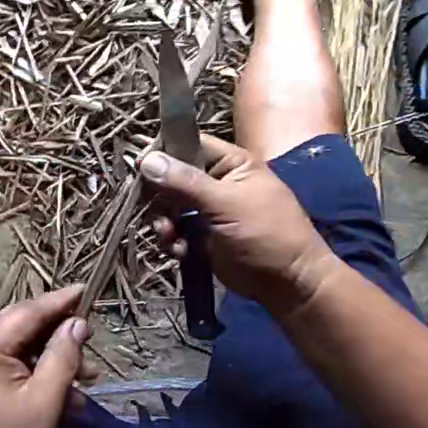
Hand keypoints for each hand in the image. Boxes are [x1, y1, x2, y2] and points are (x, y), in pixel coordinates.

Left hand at [0, 286, 89, 427]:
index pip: (29, 311)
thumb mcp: (45, 401)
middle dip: (60, 331)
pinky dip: (39, 372)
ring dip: (53, 356)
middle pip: (24, 323)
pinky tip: (64, 393)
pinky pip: (13, 363)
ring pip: (22, 345)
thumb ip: (63, 356)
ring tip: (85, 377)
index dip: (61, 301)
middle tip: (91, 338)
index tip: (87, 290)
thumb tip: (78, 323)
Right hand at [141, 135, 340, 314]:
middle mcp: (216, 182)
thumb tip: (147, 160)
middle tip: (154, 207)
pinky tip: (180, 250)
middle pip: (172, 176)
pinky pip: (175, 231)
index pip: (188, 144)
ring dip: (164, 221)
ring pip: (169, 206)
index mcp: (230, 163)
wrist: (287, 282)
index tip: (140, 166)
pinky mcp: (202, 236)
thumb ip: (185, 182)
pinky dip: (173, 241)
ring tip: (169, 235)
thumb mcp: (226, 203)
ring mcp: (208, 210)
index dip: (163, 153)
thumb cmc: (266, 233)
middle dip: (160, 194)